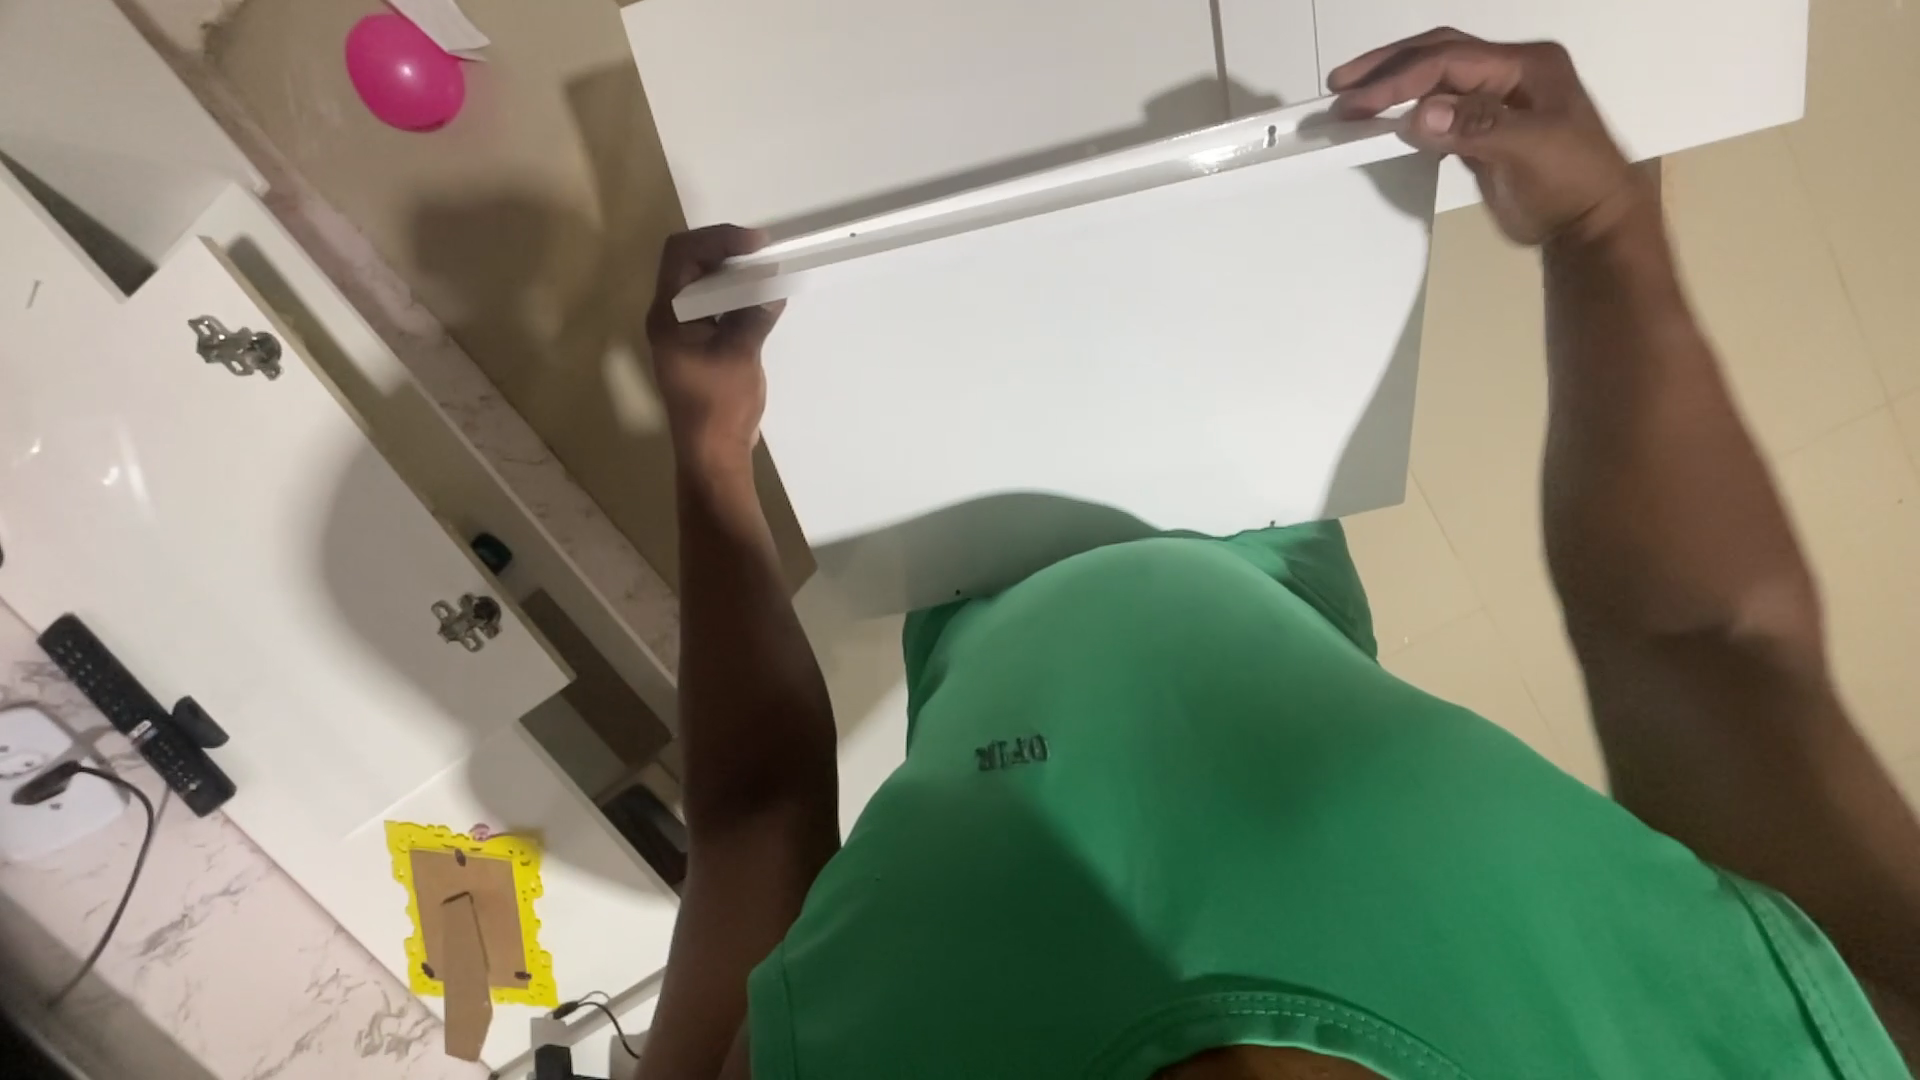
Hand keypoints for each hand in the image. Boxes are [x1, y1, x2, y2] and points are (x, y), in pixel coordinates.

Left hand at [645, 225, 785, 473]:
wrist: (713, 450)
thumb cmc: (719, 406)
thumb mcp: (740, 355)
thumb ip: (754, 315)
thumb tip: (772, 287)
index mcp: (668, 315)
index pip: (682, 254)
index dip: (718, 239)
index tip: (757, 243)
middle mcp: (669, 316)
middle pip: (690, 263)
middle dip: (727, 251)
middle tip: (764, 253)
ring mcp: (683, 330)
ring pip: (704, 284)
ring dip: (733, 273)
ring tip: (766, 272)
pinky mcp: (700, 344)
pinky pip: (715, 306)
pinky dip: (737, 296)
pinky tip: (760, 299)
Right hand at [1329, 29, 1648, 246]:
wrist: (1587, 220)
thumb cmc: (1569, 182)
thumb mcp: (1529, 149)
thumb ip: (1476, 127)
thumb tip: (1418, 113)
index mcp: (1524, 66)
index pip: (1449, 61)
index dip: (1397, 80)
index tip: (1353, 104)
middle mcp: (1508, 73)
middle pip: (1439, 55)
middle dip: (1387, 67)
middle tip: (1339, 85)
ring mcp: (1494, 101)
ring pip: (1435, 80)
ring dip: (1392, 87)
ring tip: (1351, 101)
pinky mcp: (1480, 131)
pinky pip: (1437, 110)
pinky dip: (1405, 113)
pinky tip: (1384, 124)